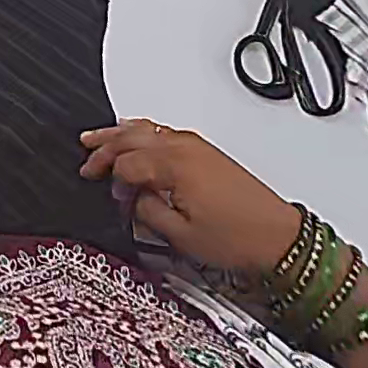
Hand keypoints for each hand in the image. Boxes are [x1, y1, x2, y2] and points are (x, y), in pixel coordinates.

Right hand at [80, 118, 303, 275]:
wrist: (279, 238)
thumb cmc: (239, 236)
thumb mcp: (182, 235)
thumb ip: (147, 211)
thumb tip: (131, 199)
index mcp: (174, 164)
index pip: (127, 163)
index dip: (112, 179)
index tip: (109, 194)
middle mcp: (182, 147)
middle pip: (131, 138)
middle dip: (105, 147)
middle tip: (87, 158)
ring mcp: (194, 145)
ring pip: (145, 129)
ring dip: (119, 133)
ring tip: (98, 136)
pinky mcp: (203, 149)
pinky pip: (161, 132)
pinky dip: (141, 132)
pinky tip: (135, 136)